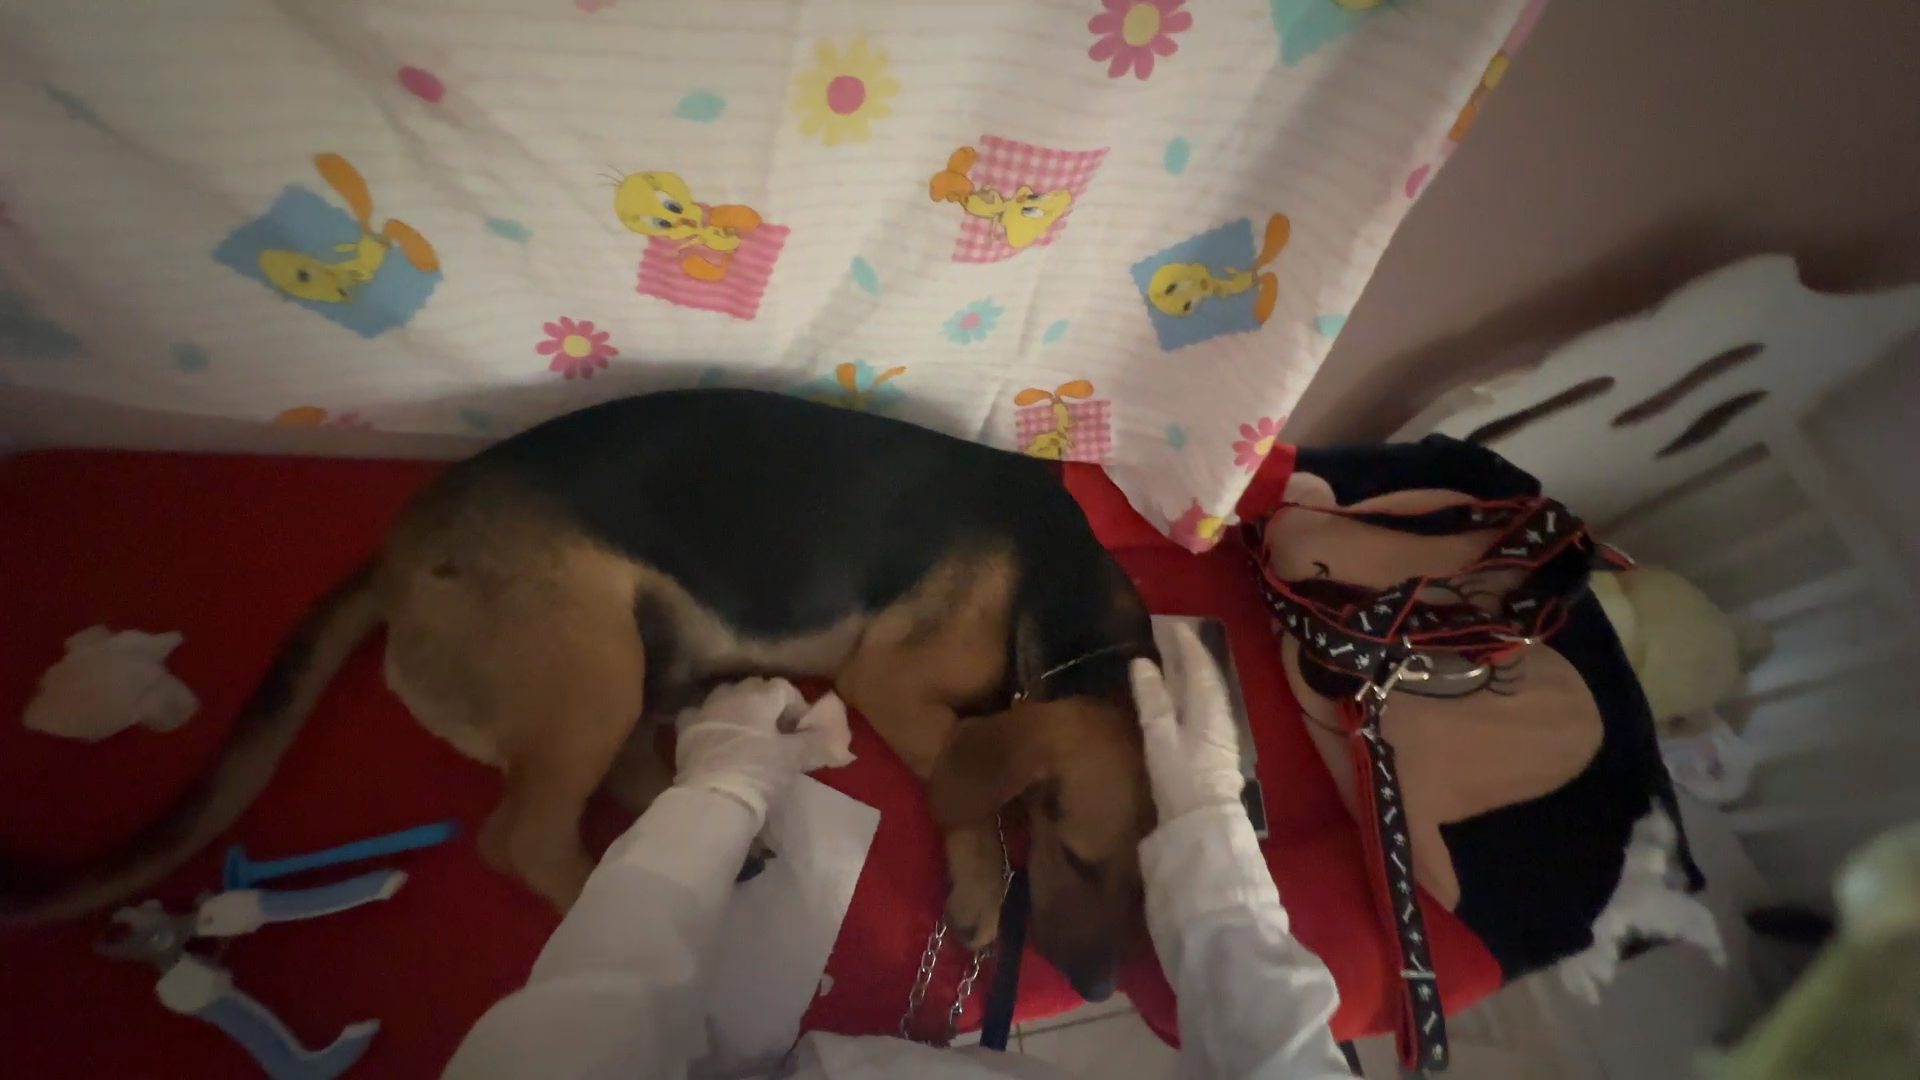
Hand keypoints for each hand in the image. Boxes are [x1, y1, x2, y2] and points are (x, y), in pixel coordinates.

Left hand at [672, 679, 854, 823]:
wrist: (714, 802)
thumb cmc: (760, 774)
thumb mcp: (794, 757)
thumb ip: (813, 740)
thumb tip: (829, 732)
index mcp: (759, 697)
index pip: (784, 688)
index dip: (797, 706)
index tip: (802, 729)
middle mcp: (730, 695)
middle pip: (756, 688)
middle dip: (770, 703)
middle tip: (779, 729)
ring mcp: (705, 711)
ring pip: (727, 696)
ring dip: (741, 707)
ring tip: (750, 731)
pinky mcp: (686, 731)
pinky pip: (701, 714)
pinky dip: (712, 719)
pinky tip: (717, 734)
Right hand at [1129, 622, 1246, 821]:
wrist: (1203, 826)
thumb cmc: (1181, 778)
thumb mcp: (1161, 735)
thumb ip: (1153, 699)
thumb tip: (1142, 662)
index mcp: (1210, 708)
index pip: (1201, 667)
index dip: (1188, 645)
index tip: (1175, 625)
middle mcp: (1220, 716)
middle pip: (1207, 678)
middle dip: (1191, 657)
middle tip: (1172, 638)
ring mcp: (1220, 735)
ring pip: (1207, 694)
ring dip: (1192, 675)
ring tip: (1174, 662)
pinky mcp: (1215, 751)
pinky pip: (1204, 708)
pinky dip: (1192, 694)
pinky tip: (1181, 699)